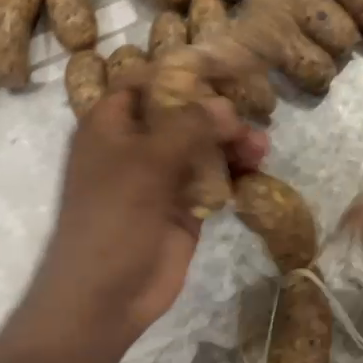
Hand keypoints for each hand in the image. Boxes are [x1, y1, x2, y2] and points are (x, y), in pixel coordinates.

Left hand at [25, 84, 267, 348]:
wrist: (103, 298)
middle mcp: (135, 143)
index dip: (181, 70)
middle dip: (216, 107)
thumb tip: (226, 106)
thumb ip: (188, 126)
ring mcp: (160, 176)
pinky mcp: (182, 206)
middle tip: (254, 105)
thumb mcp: (146, 163)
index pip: (146, 80)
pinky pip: (212, 178)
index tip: (224, 63)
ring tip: (260, 146)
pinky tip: (257, 166)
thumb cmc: (112, 219)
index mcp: (110, 123)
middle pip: (180, 111)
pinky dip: (233, 171)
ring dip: (230, 141)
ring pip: (201, 144)